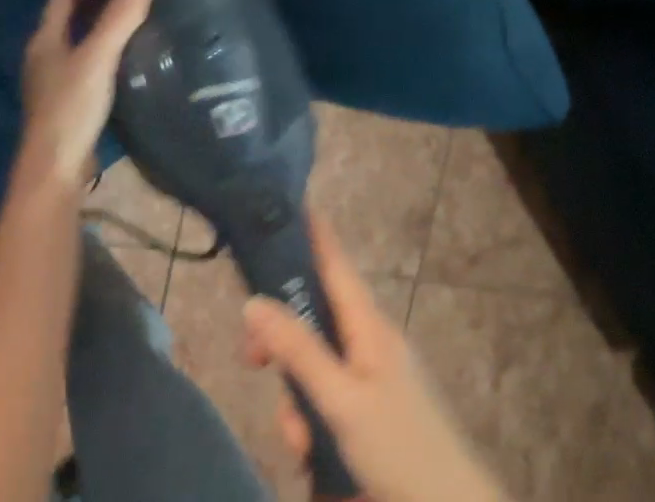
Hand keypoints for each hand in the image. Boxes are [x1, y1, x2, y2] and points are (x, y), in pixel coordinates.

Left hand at [13, 0, 152, 194]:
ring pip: (78, 41)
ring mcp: (54, 80)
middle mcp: (44, 54)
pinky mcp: (68, 102)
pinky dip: (104, 53)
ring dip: (99, 26)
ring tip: (134, 11)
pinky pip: (88, 66)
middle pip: (67, 15)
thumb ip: (118, 22)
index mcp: (44, 37)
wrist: (56, 167)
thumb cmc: (70, 108)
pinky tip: (128, 55)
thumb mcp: (96, 60)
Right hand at [243, 218, 509, 501]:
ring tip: (302, 441)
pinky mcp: (363, 416)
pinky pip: (319, 402)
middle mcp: (367, 346)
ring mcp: (366, 383)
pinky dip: (308, 425)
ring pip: (307, 367)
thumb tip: (251, 300)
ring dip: (294, 400)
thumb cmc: (403, 451)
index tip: (283, 199)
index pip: (334, 264)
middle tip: (252, 360)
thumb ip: (296, 349)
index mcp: (370, 329)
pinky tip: (312, 455)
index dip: (310, 232)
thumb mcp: (342, 399)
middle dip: (277, 341)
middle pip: (307, 318)